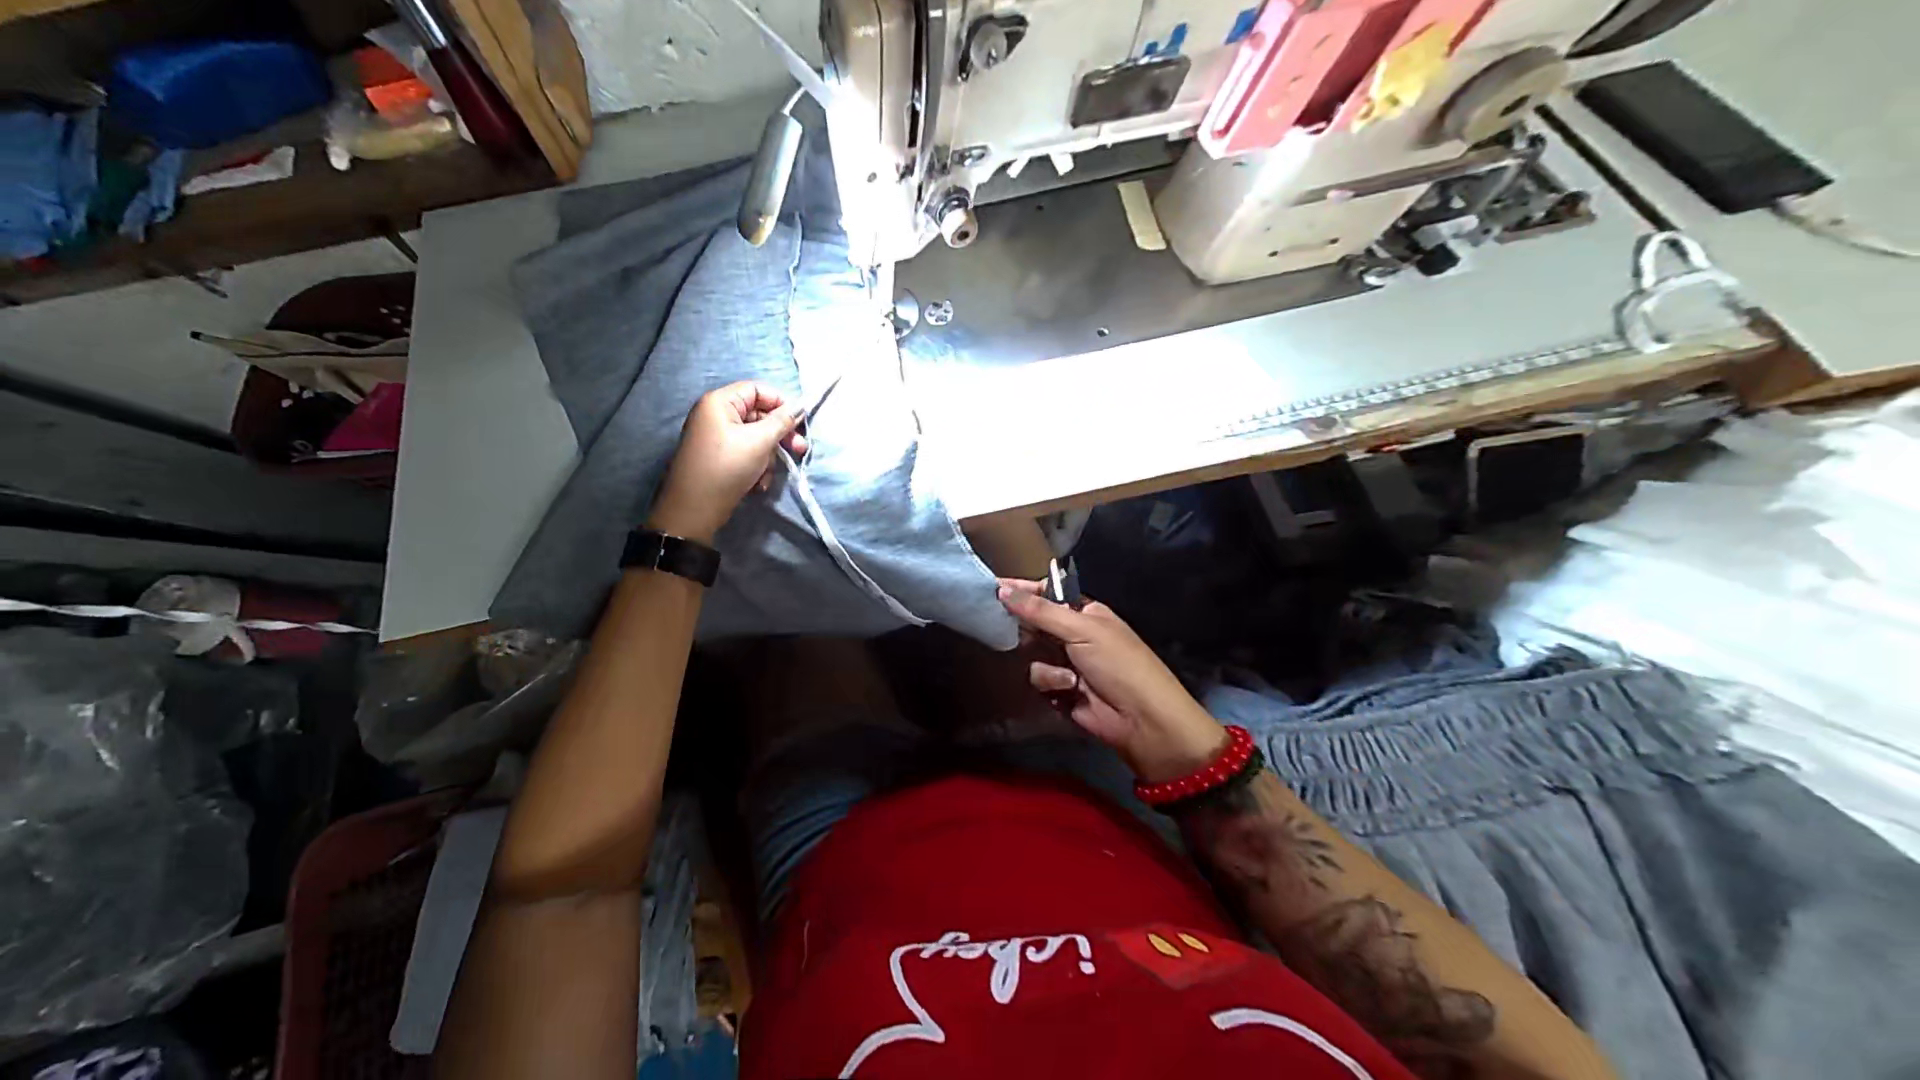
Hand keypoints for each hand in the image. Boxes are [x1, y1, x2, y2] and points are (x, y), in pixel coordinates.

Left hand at [647, 382, 806, 542]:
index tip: (799, 422)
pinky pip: (746, 453)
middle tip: (799, 450)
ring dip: (768, 456)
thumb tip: (798, 409)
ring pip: (756, 437)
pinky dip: (756, 466)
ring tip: (767, 475)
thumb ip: (781, 422)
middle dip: (779, 435)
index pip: (757, 389)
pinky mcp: (719, 457)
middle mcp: (716, 415)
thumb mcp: (760, 442)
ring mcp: (716, 437)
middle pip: (758, 415)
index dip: (781, 403)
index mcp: (720, 402)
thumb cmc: (727, 467)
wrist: (695, 508)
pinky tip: (757, 483)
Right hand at [998, 579, 1228, 782]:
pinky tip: (1068, 692)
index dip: (1023, 590)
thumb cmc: (1118, 664)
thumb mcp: (1082, 629)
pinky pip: (1038, 680)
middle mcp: (1074, 635)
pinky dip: (1051, 685)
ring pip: (1031, 655)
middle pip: (1035, 624)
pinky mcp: (1060, 690)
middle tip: (1010, 629)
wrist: (1141, 719)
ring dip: (1046, 667)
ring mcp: (1066, 663)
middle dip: (1026, 630)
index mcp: (1085, 612)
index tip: (994, 586)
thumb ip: (1040, 610)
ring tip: (1067, 677)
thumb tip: (1003, 589)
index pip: (1047, 593)